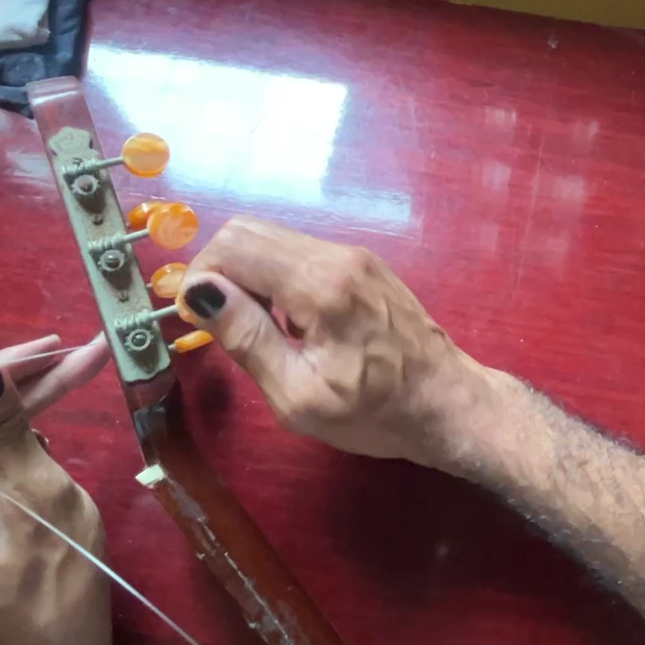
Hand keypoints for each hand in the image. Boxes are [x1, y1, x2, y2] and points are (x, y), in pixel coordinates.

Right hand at [182, 217, 505, 471]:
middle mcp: (337, 255)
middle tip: (222, 325)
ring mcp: (354, 255)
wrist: (447, 402)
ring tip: (257, 328)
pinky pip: (301, 252)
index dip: (199, 279)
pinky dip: (276, 275)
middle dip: (219, 271)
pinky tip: (288, 320)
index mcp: (320, 284)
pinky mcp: (364, 264)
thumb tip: (199, 291)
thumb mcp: (298, 394)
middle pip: (250, 231)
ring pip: (275, 238)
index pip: (233, 245)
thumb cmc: (375, 413)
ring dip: (248, 274)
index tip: (196, 322)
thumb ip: (246, 337)